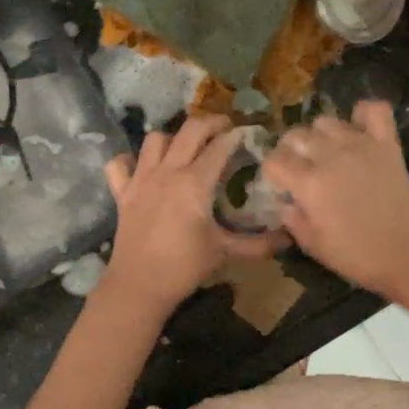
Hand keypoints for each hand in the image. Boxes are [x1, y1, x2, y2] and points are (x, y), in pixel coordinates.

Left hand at [101, 115, 284, 313]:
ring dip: (173, 137)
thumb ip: (257, 245)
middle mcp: (167, 172)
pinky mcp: (122, 194)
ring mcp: (141, 180)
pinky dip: (129, 160)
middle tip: (224, 128)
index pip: (219, 147)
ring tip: (185, 146)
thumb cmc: (184, 267)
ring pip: (155, 139)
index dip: (235, 136)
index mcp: (195, 183)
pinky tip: (141, 166)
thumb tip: (288, 240)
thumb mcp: (224, 253)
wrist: (140, 285)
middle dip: (210, 122)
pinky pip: (119, 164)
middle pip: (189, 130)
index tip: (246, 134)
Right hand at [263, 100, 408, 293]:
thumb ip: (292, 219)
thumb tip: (285, 202)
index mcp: (309, 184)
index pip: (274, 161)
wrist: (406, 252)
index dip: (272, 172)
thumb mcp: (312, 245)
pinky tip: (357, 129)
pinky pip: (373, 111)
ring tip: (326, 152)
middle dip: (290, 150)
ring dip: (320, 135)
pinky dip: (362, 114)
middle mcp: (331, 157)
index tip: (279, 185)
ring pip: (327, 121)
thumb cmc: (355, 255)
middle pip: (296, 135)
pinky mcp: (387, 144)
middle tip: (299, 168)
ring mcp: (361, 146)